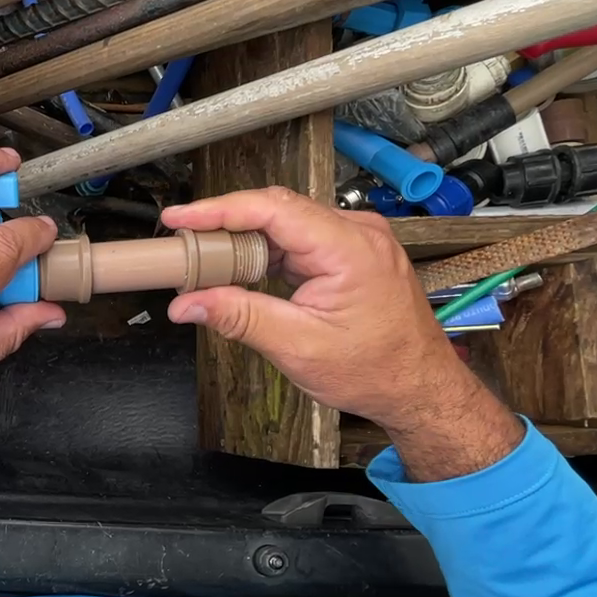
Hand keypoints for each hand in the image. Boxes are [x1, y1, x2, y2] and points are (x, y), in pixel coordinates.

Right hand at [161, 189, 522, 480]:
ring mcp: (351, 241)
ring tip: (199, 258)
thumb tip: (186, 304)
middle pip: (273, 210)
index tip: (179, 216)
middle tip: (179, 241)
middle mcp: (355, 233)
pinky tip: (233, 268)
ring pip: (280, 224)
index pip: (272, 210)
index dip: (219, 209)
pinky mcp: (343, 254)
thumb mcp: (296, 347)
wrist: (417, 387)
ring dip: (238, 239)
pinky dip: (258, 252)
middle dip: (221, 222)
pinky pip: (291, 240)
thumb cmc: (375, 370)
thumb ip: (238, 318)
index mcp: (350, 249)